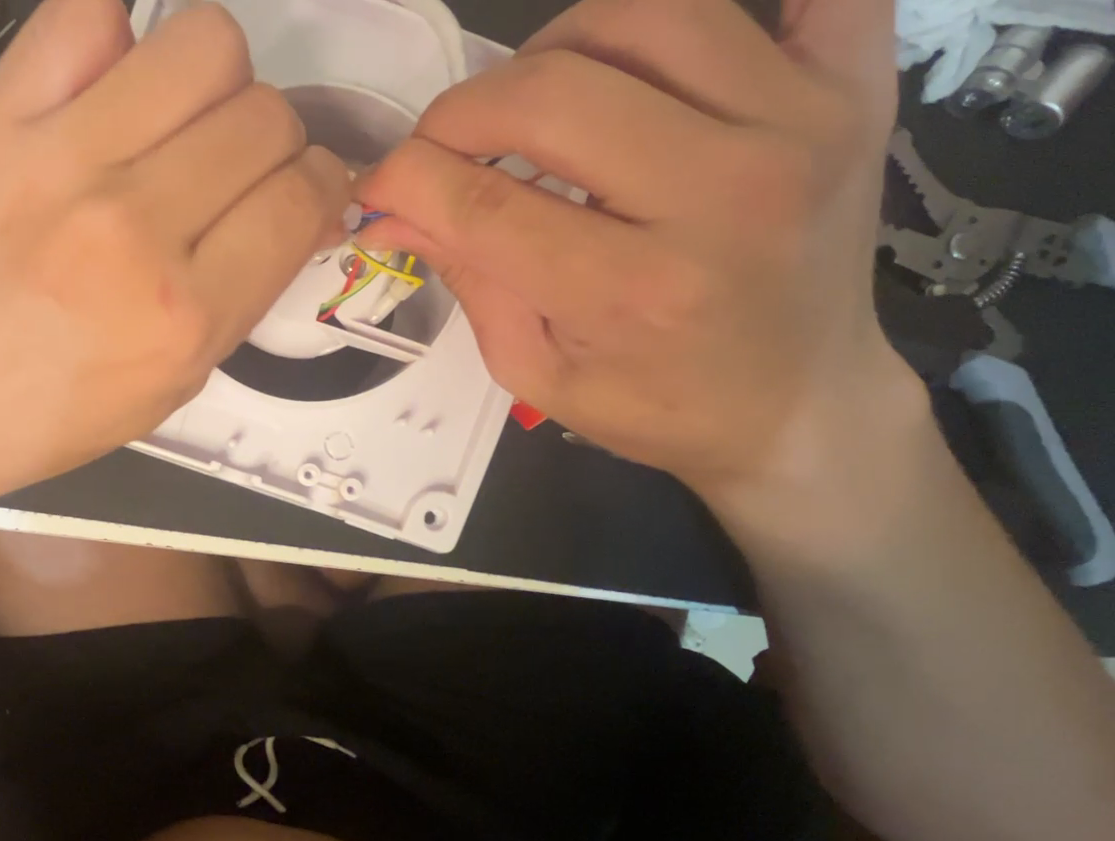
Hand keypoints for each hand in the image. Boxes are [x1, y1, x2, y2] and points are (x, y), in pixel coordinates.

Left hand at [0, 0, 347, 503]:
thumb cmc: (48, 410)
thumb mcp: (171, 386)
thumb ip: (245, 293)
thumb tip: (303, 204)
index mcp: (183, 316)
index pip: (301, 195)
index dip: (319, 185)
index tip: (301, 190)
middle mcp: (132, 231)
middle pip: (265, 116)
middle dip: (269, 143)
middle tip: (228, 172)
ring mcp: (62, 164)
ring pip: (204, 46)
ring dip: (211, 83)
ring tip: (174, 125)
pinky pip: (88, 11)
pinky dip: (115, 37)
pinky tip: (108, 90)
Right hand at [357, 0, 909, 505]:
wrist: (801, 403)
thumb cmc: (657, 404)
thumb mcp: (536, 372)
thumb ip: (469, 279)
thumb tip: (391, 208)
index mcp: (633, 292)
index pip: (485, 203)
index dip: (407, 180)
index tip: (378, 183)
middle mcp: (722, 193)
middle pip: (552, 93)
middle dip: (462, 109)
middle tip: (444, 142)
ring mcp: (802, 125)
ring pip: (645, 14)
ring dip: (556, 47)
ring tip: (538, 99)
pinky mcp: (857, 86)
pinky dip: (725, 2)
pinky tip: (661, 50)